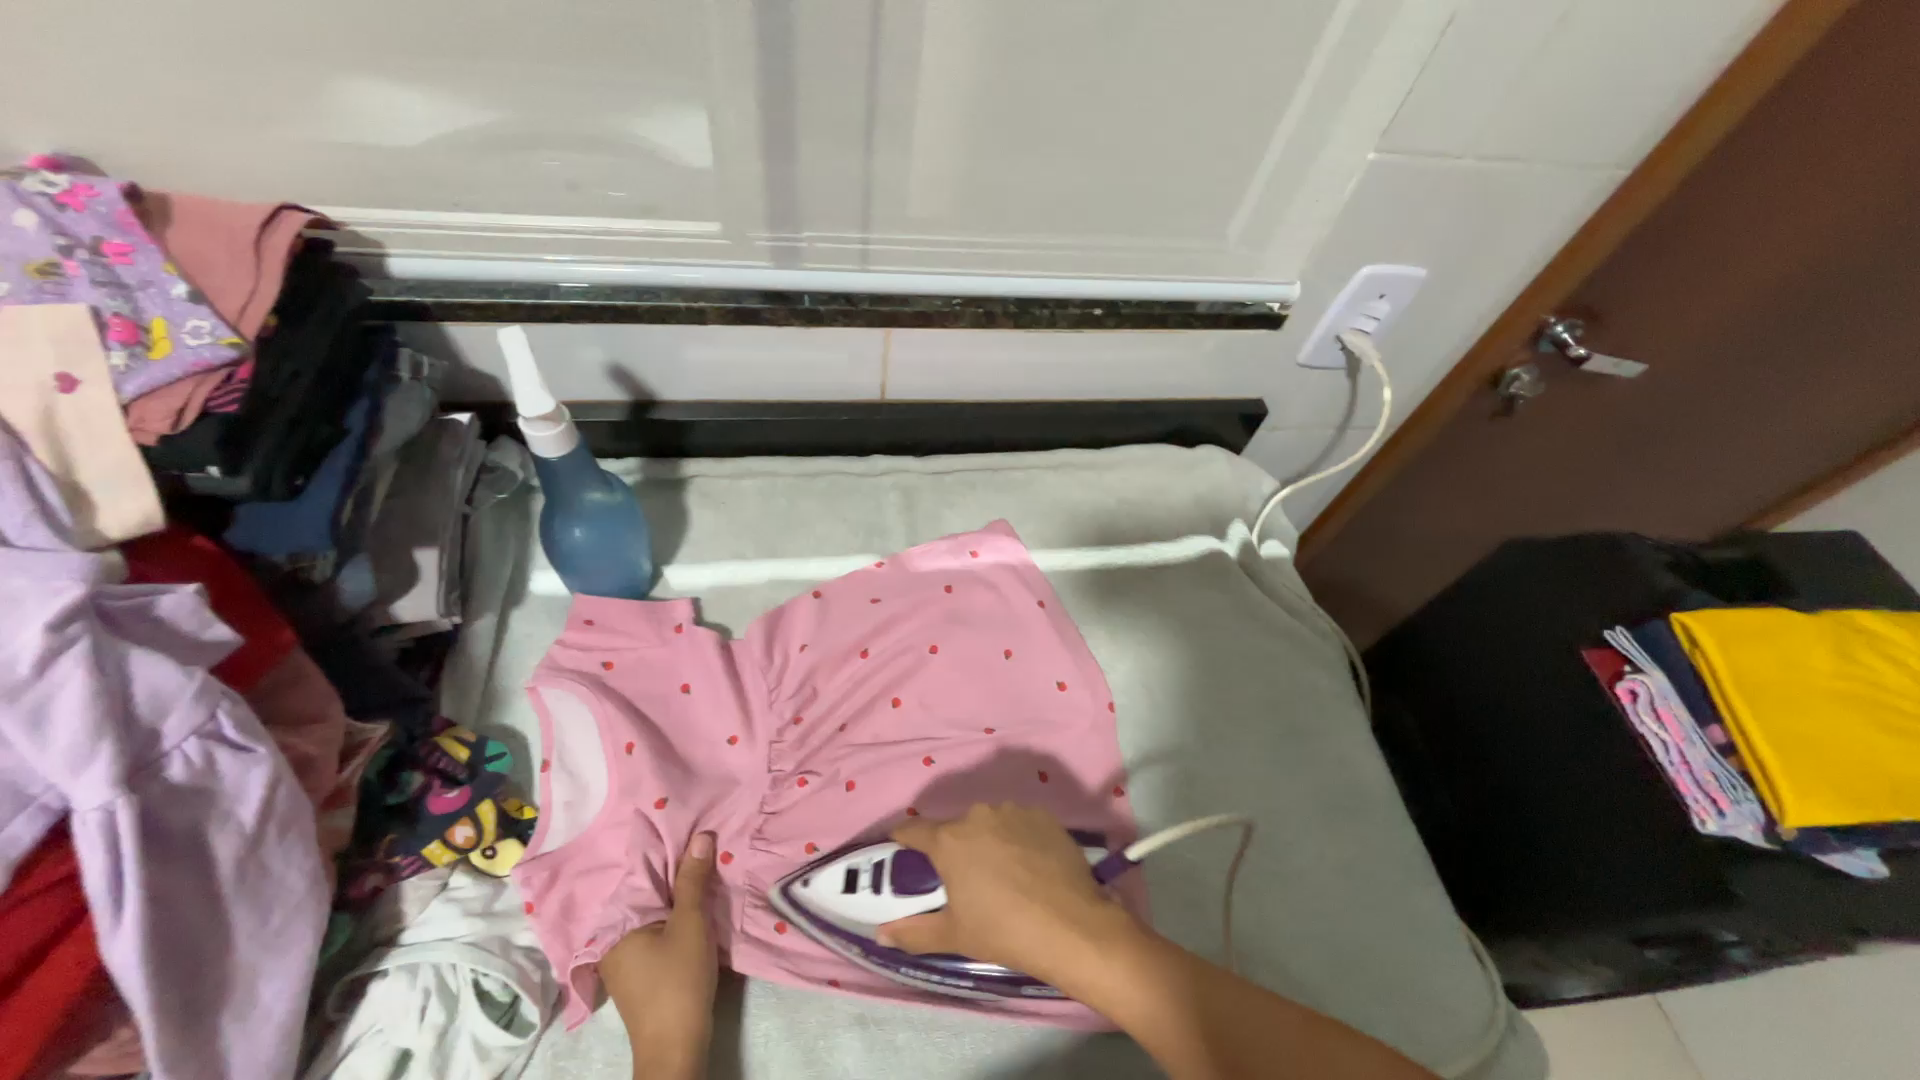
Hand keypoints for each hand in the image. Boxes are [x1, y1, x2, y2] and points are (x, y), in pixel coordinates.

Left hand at [598, 832, 717, 1079]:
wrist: (676, 1047)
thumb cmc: (678, 981)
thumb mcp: (690, 924)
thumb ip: (693, 880)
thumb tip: (701, 836)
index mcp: (615, 923)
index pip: (641, 874)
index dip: (667, 850)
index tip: (691, 827)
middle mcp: (611, 937)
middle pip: (647, 893)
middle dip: (674, 873)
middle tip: (704, 844)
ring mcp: (624, 958)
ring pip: (654, 913)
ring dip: (678, 897)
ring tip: (705, 868)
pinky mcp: (640, 973)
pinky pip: (656, 932)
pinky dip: (675, 919)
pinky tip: (696, 908)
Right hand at [877, 803, 1136, 983]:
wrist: (1072, 926)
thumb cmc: (1004, 932)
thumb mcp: (954, 936)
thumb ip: (913, 932)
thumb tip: (881, 934)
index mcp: (949, 841)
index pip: (913, 830)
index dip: (904, 841)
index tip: (902, 854)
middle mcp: (978, 816)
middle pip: (955, 828)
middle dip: (954, 848)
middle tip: (963, 880)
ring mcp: (1014, 812)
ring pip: (989, 823)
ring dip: (988, 841)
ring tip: (1002, 875)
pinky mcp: (1044, 817)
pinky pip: (1019, 824)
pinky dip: (1018, 839)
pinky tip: (1030, 867)